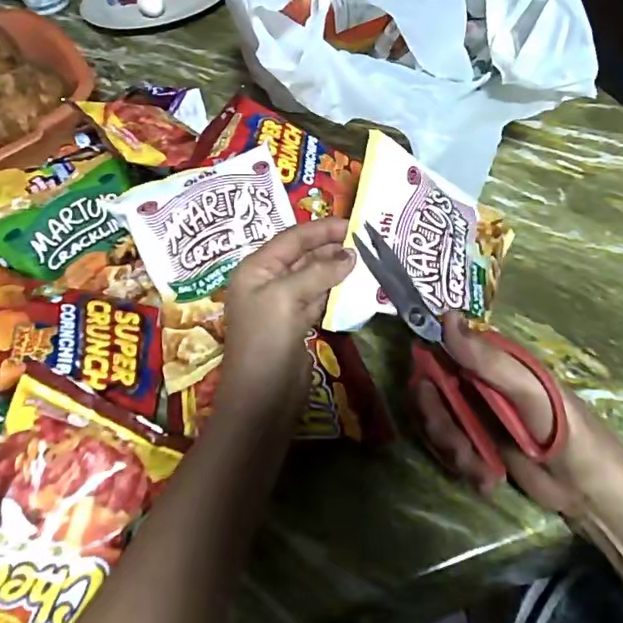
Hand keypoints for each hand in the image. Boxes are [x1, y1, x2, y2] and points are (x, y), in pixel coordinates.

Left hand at [217, 218, 354, 413]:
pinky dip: (336, 290)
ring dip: (336, 268)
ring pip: (312, 276)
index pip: (291, 239)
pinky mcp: (297, 325)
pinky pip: (318, 298)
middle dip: (330, 247)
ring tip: (367, 258)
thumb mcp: (287, 298)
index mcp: (255, 268)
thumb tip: (351, 255)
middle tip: (366, 240)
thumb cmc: (266, 341)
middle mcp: (266, 282)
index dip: (320, 229)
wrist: (261, 399)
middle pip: (302, 255)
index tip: (353, 223)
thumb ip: (318, 272)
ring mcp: (281, 304)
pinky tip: (356, 284)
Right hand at [414, 312, 622, 515]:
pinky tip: (489, 479)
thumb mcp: (529, 390)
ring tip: (482, 470)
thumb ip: (487, 358)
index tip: (426, 392)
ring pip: (435, 422)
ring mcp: (474, 415)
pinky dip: (464, 467)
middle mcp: (475, 381)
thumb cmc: (568, 431)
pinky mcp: (476, 446)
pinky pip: (448, 450)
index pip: (440, 349)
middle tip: (458, 445)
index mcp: (489, 359)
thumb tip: (446, 316)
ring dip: (452, 449)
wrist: (592, 492)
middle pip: (428, 390)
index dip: (425, 368)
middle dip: (437, 421)